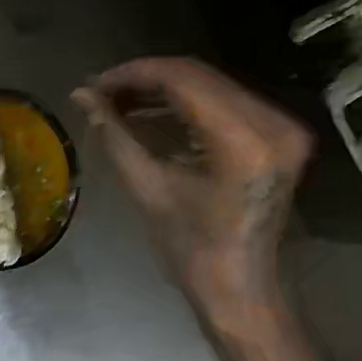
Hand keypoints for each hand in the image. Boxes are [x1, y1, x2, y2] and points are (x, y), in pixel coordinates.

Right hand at [72, 58, 311, 307]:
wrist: (239, 285)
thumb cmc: (189, 246)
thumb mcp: (145, 185)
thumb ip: (113, 131)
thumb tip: (80, 93)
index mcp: (241, 141)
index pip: (181, 80)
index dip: (132, 74)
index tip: (95, 83)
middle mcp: (271, 124)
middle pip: (197, 76)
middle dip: (144, 78)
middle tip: (102, 91)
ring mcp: (281, 127)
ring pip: (209, 83)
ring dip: (162, 87)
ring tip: (119, 101)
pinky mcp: (279, 134)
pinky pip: (224, 99)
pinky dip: (185, 100)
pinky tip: (150, 109)